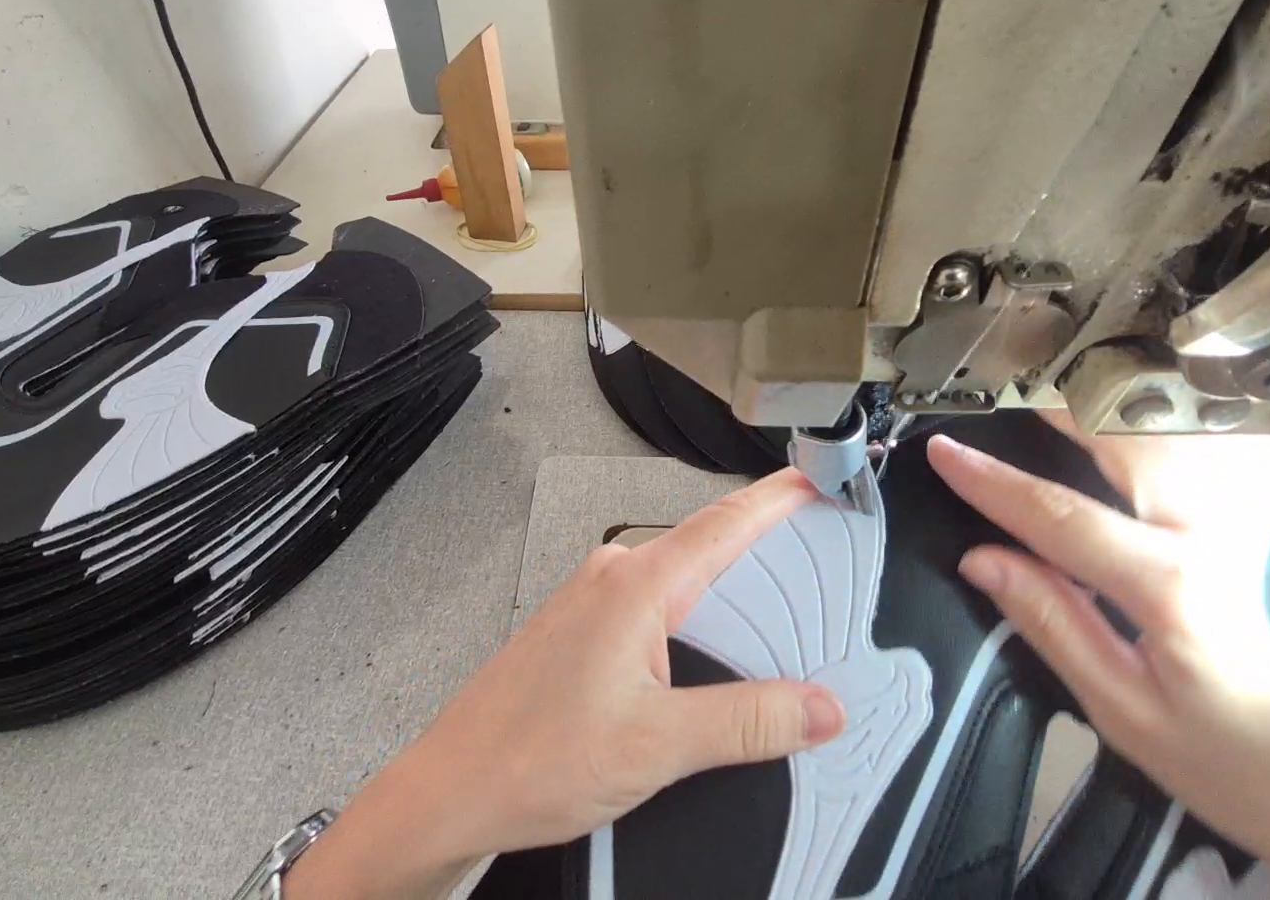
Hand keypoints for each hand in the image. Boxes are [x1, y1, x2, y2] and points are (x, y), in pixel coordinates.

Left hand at [284, 469, 847, 899]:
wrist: (451, 791)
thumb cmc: (529, 759)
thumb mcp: (658, 744)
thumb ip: (749, 722)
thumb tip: (818, 708)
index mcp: (637, 586)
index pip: (725, 524)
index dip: (777, 498)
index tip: (814, 479)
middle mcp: (614, 578)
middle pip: (707, 543)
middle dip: (764, 541)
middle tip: (813, 543)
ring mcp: (594, 600)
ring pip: (681, 575)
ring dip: (729, 581)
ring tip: (774, 600)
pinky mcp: (584, 628)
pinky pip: (656, 601)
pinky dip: (696, 609)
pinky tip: (709, 643)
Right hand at [927, 427, 1269, 899]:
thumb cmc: (1247, 774)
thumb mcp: (1126, 714)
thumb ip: (1051, 622)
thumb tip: (982, 559)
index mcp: (1183, 590)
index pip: (1060, 515)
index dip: (990, 480)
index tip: (944, 451)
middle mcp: (1237, 536)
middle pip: (1129, 440)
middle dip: (1060, 408)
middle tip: (1005, 399)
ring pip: (1188, 427)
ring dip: (1119, 405)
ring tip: (1066, 402)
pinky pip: (1239, 444)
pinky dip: (1185, 420)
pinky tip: (1155, 424)